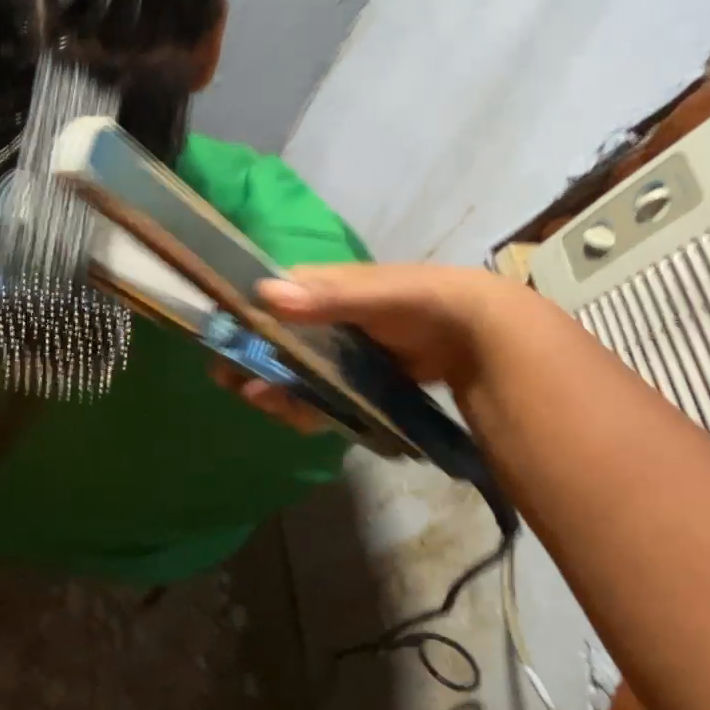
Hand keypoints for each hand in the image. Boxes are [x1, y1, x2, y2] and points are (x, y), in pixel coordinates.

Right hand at [215, 263, 533, 430]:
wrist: (488, 338)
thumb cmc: (427, 301)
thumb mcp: (379, 294)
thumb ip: (327, 298)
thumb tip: (263, 294)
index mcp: (315, 290)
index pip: (261, 303)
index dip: (239, 324)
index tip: (221, 348)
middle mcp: (317, 321)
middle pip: (268, 344)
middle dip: (252, 365)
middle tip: (240, 386)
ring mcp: (334, 354)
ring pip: (288, 374)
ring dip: (275, 392)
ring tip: (271, 404)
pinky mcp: (352, 383)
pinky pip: (316, 397)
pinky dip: (305, 410)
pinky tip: (304, 420)